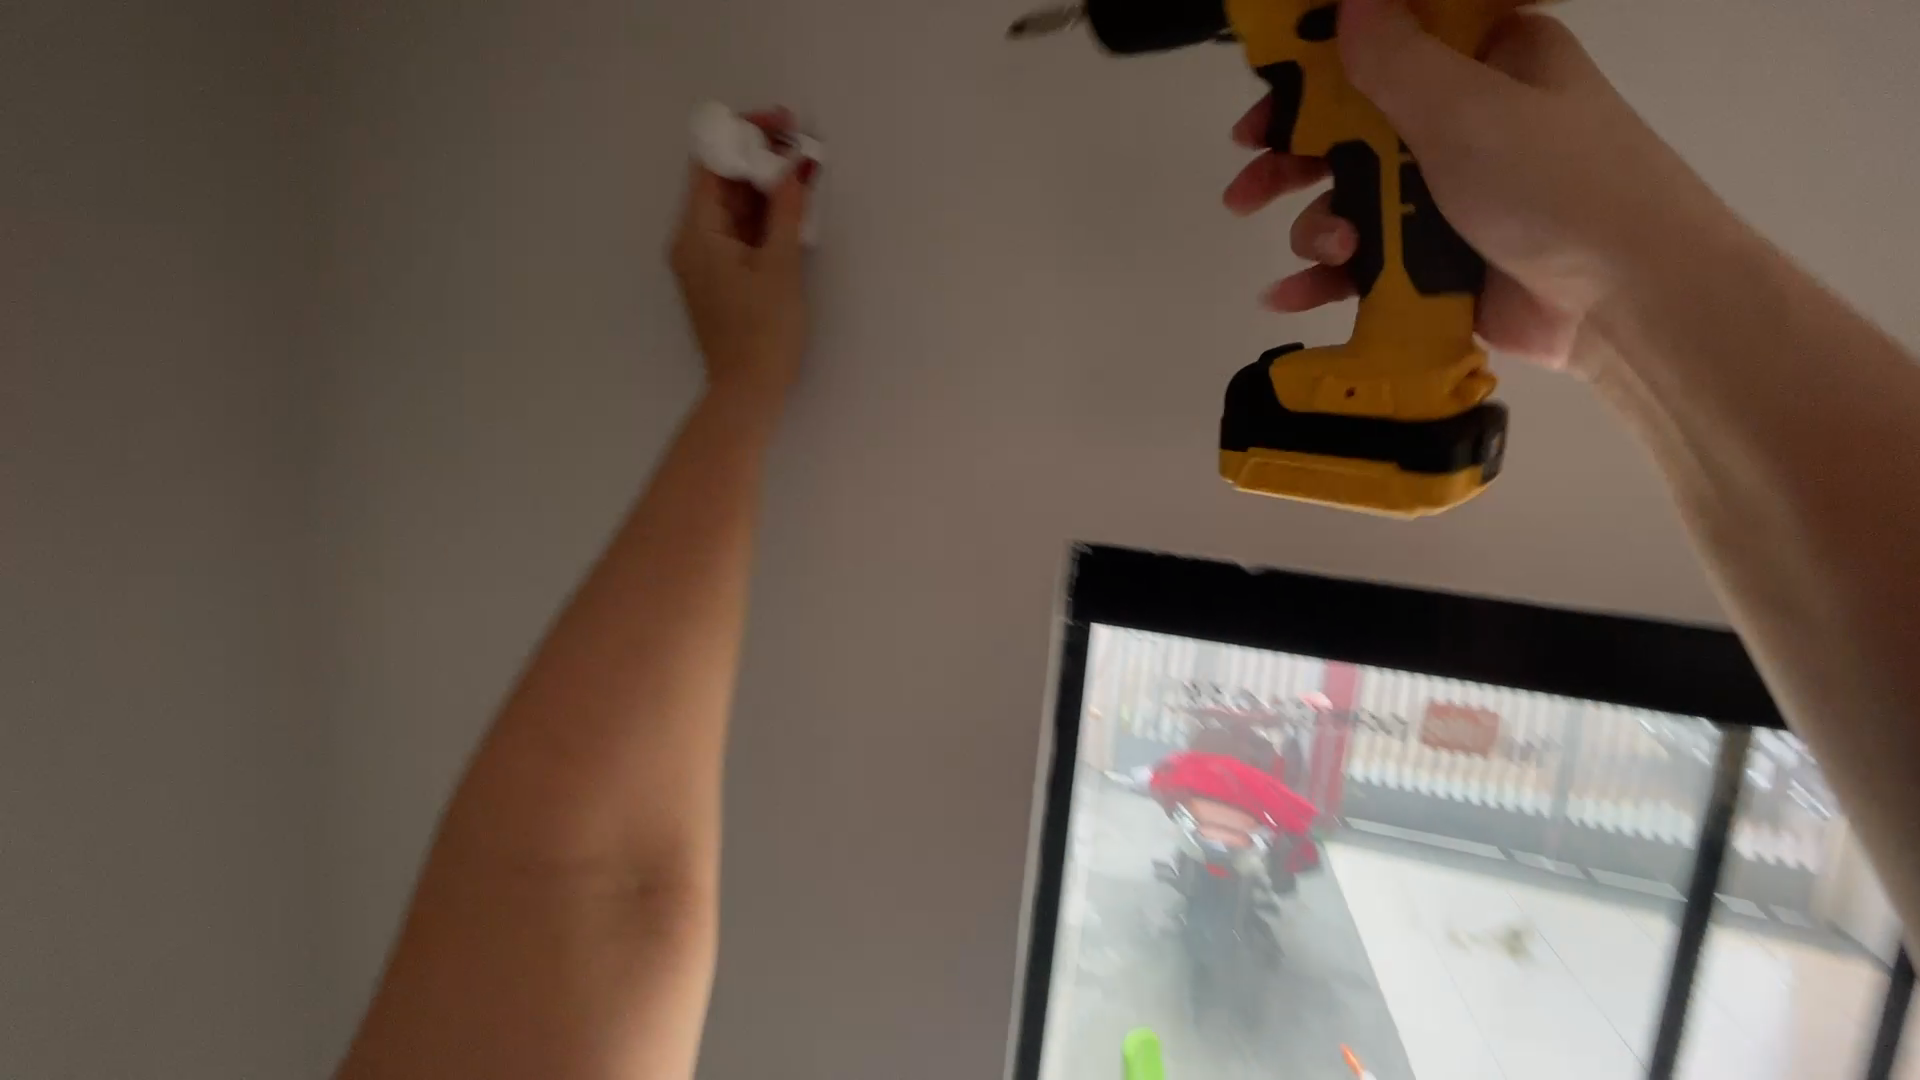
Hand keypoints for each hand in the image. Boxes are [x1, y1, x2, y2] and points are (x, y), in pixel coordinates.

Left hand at [670, 108, 815, 403]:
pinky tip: (791, 211)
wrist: (748, 393)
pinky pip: (739, 236)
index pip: (711, 162)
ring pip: (733, 210)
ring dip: (765, 190)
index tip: (782, 125)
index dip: (744, 135)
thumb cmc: (763, 332)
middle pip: (721, 184)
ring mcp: (705, 264)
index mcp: (696, 233)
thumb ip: (786, 211)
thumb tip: (794, 166)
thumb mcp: (780, 267)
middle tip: (800, 147)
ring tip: (803, 174)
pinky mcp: (721, 282)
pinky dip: (763, 220)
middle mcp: (692, 242)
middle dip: (759, 162)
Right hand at [1225, 0, 1728, 376]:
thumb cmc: (1553, 184)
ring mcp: (1444, 200)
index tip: (1269, 95)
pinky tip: (1291, 293)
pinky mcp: (1430, 263)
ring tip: (1328, 251)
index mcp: (1484, 66)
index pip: (1389, 49)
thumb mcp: (1467, 110)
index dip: (1321, 70)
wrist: (1617, 300)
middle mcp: (1460, 127)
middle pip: (1351, 134)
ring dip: (1319, 228)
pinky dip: (1323, 279)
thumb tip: (1349, 2)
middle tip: (1245, 186)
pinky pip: (1359, 263)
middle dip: (1292, 162)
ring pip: (1349, 204)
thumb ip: (1396, 62)